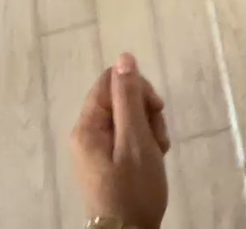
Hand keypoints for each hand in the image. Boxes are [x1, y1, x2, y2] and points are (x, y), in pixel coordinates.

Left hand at [70, 52, 170, 228]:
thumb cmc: (133, 189)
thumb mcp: (135, 139)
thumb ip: (129, 97)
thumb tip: (124, 56)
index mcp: (87, 125)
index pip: (111, 79)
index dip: (137, 87)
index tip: (155, 108)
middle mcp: (87, 133)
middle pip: (121, 97)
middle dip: (146, 111)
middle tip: (158, 136)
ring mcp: (97, 148)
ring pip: (128, 116)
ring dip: (149, 128)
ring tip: (158, 151)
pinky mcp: (107, 161)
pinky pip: (127, 136)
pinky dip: (144, 142)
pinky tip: (153, 158)